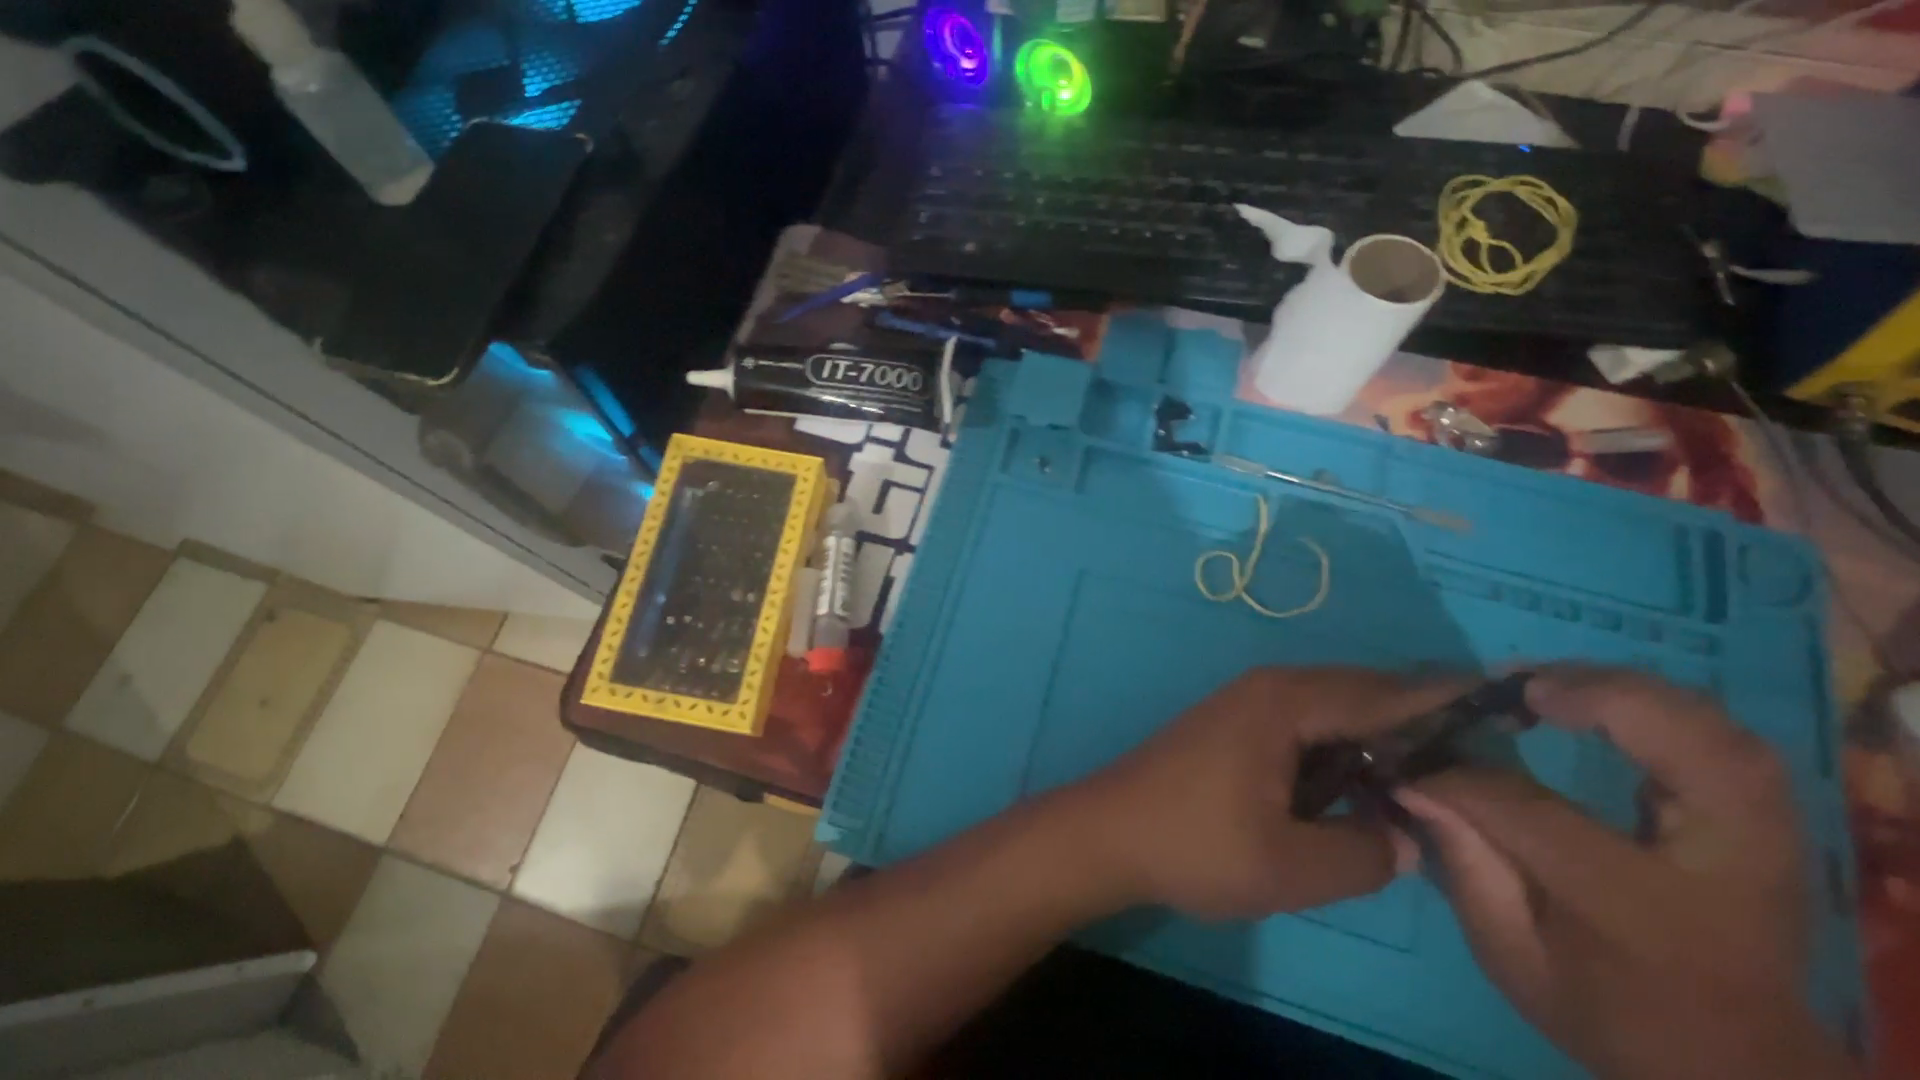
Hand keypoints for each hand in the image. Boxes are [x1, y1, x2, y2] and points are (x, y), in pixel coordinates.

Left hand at [1071, 667, 1464, 919]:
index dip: (1449, 701)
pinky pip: (1309, 727)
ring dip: (1381, 740)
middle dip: (1421, 724)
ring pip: (1336, 712)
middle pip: (1365, 694)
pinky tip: (1365, 788)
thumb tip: (1412, 838)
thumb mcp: (1290, 867)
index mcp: (1288, 702)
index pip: (1388, 693)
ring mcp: (1249, 705)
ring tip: (1438, 778)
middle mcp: (1272, 688)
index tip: (1510, 708)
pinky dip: (1344, 750)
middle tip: (1484, 760)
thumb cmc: (1193, 845)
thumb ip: (1366, 854)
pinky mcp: (1236, 728)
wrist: (1103, 836)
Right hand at [1397, 667, 1858, 1079]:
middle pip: (1674, 741)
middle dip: (1587, 695)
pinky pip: (1721, 735)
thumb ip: (1465, 868)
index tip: (1412, 762)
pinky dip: (1658, 705)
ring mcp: (1763, 836)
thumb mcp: (1514, 958)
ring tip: (1546, 686)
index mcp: (1643, 908)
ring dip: (1623, 689)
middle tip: (1509, 689)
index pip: (1534, 812)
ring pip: (1711, 724)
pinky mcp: (1768, 820)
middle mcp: (1722, 859)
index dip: (1462, 779)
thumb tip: (1414, 782)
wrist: (1733, 1061)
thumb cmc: (1610, 1012)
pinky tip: (1602, 702)